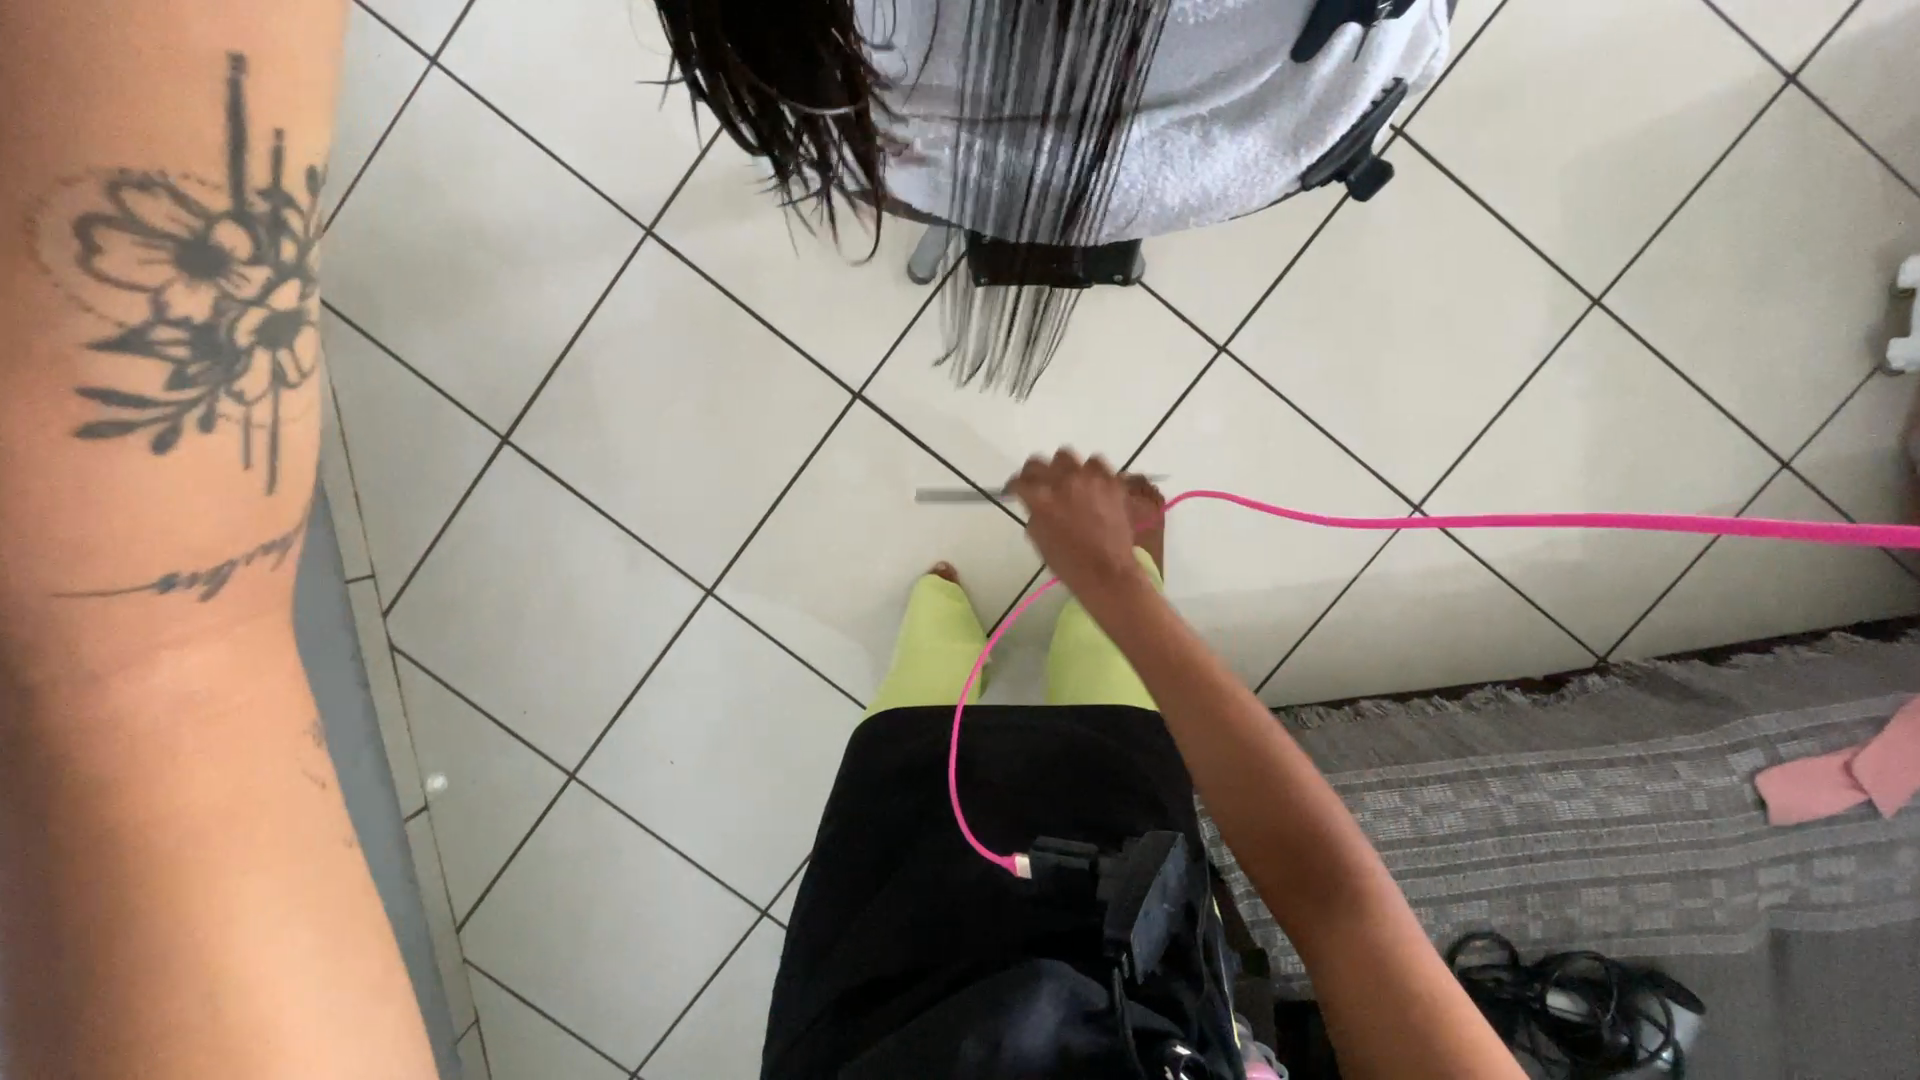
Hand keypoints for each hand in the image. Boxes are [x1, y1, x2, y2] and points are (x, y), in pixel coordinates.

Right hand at [1007, 450, 1156, 599]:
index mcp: (1040, 498)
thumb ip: (1034, 513)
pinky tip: (1091, 483)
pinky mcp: (1111, 481)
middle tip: (1038, 483)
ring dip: (1064, 469)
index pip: (1019, 481)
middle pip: (1040, 462)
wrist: (1107, 571)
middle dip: (1035, 472)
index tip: (1015, 490)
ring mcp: (1090, 478)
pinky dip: (1091, 472)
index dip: (1014, 486)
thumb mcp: (1039, 539)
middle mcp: (1063, 481)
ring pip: (1068, 457)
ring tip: (1068, 481)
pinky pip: (1098, 465)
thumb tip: (1035, 503)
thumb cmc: (1068, 562)